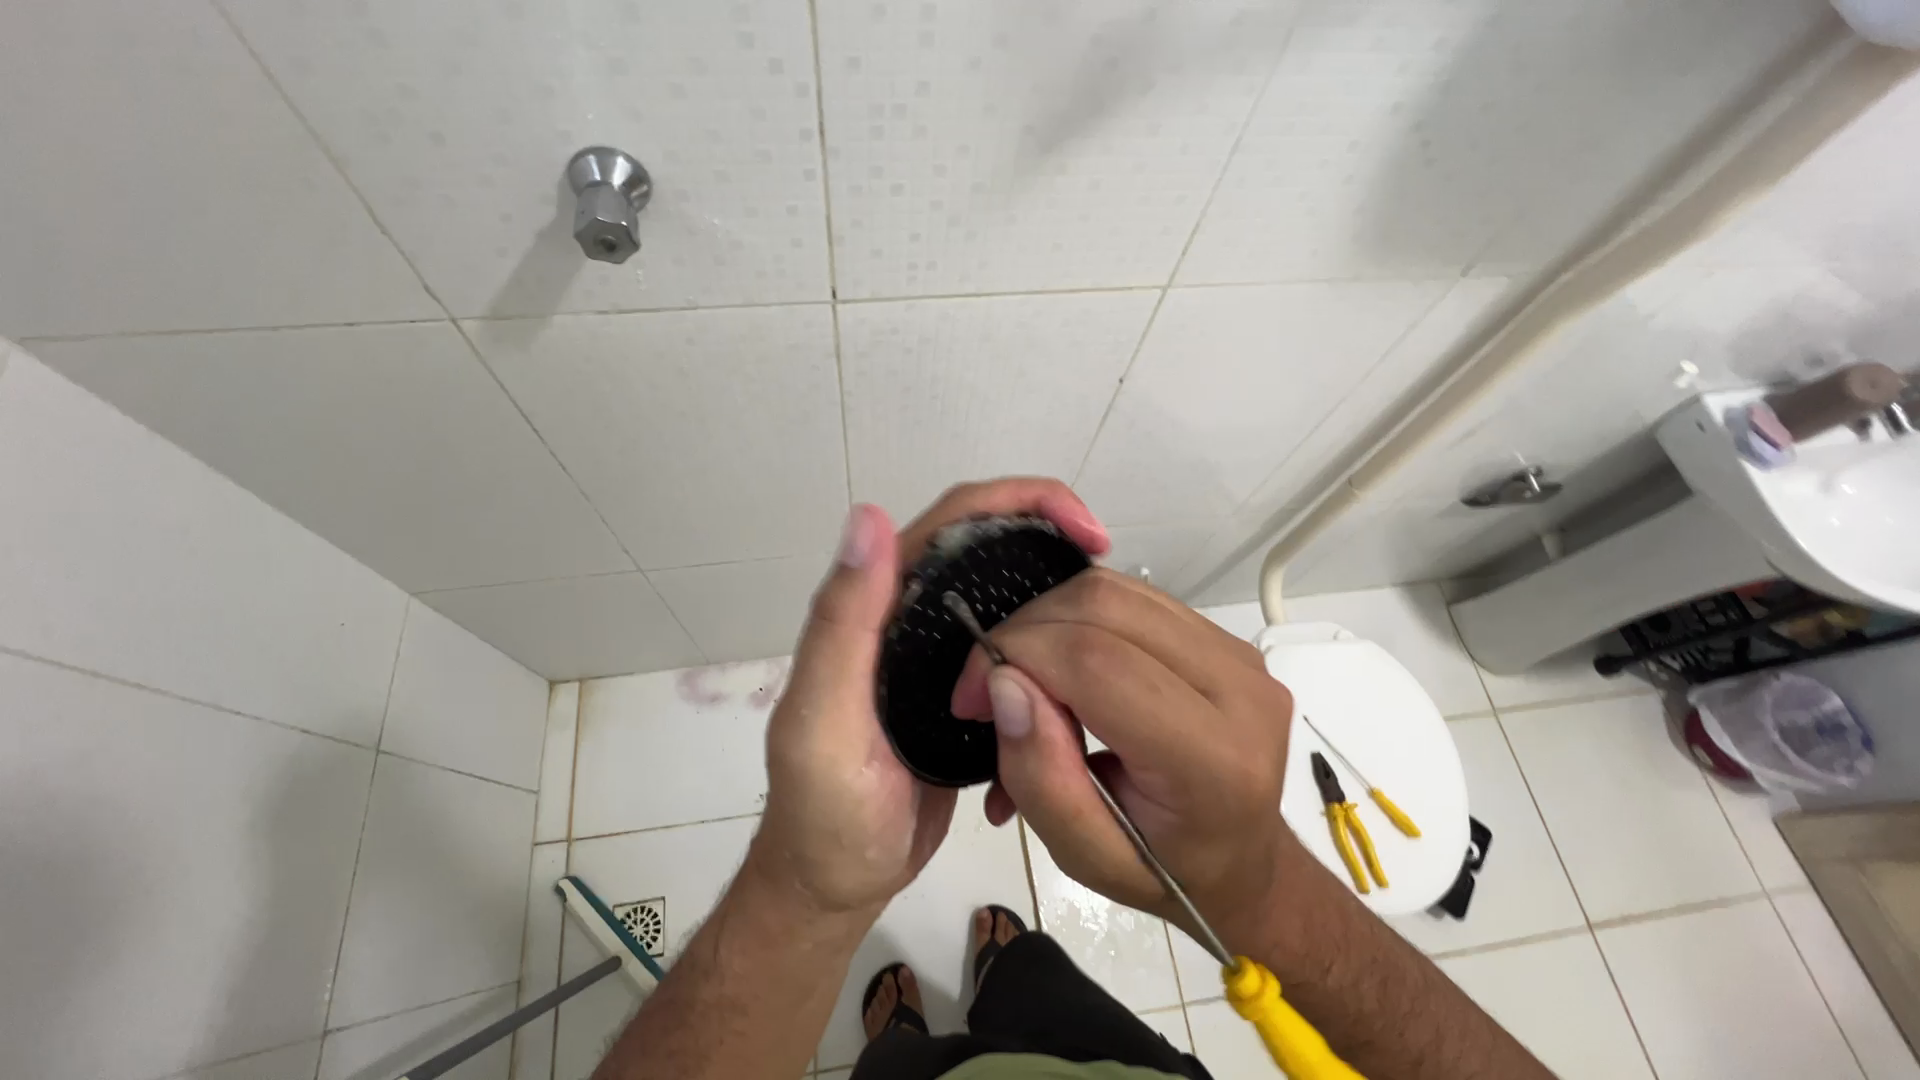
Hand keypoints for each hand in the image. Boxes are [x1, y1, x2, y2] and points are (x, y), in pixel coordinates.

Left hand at [747, 480, 1109, 917]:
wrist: (838, 882)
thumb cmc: (824, 810)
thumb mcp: (823, 718)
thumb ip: (842, 622)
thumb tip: (869, 515)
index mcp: (878, 606)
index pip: (952, 523)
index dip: (1019, 503)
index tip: (1086, 529)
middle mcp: (911, 619)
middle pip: (989, 549)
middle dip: (1049, 538)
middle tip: (1107, 566)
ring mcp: (941, 659)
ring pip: (1008, 600)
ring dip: (1055, 594)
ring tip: (1106, 616)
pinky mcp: (965, 698)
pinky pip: (1016, 655)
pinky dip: (1050, 651)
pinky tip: (1085, 671)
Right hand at [950, 569, 1297, 948]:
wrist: (1240, 859)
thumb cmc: (1160, 870)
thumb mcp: (1083, 855)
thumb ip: (1039, 776)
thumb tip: (1004, 682)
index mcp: (1213, 759)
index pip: (1097, 663)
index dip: (1018, 657)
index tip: (970, 699)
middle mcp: (1238, 689)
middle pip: (1104, 608)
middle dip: (1022, 632)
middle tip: (986, 688)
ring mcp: (1238, 653)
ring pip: (1114, 589)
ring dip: (1045, 620)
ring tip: (1021, 675)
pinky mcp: (1224, 636)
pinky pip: (1131, 596)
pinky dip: (1076, 617)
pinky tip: (1061, 662)